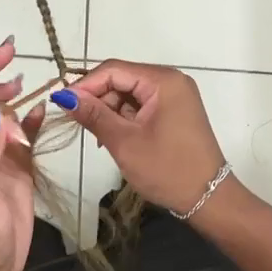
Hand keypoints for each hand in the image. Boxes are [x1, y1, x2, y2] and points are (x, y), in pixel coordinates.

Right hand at [54, 61, 227, 215]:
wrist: (209, 199)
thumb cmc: (167, 169)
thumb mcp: (124, 142)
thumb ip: (93, 115)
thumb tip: (64, 96)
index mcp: (162, 81)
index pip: (113, 70)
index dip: (85, 85)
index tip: (62, 104)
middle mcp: (170, 81)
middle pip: (120, 79)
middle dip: (98, 100)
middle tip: (80, 125)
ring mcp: (174, 96)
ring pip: (128, 93)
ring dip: (109, 111)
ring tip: (99, 137)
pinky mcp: (174, 111)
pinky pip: (140, 105)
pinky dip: (124, 119)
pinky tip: (114, 138)